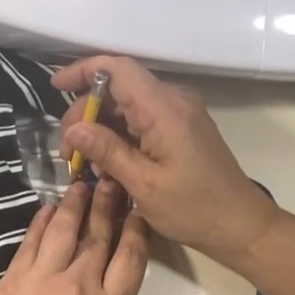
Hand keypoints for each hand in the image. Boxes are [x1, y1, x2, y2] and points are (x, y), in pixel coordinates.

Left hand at [0, 180, 175, 294]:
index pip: (131, 255)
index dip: (137, 227)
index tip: (140, 207)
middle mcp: (80, 285)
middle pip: (99, 234)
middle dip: (108, 203)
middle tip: (113, 178)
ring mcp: (44, 279)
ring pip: (64, 230)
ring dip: (75, 203)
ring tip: (82, 183)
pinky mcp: (13, 280)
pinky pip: (31, 242)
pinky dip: (42, 221)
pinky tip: (49, 208)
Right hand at [55, 55, 280, 264]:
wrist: (239, 224)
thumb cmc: (193, 208)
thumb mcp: (143, 185)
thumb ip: (107, 152)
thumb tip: (73, 130)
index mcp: (164, 109)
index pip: (118, 70)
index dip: (84, 71)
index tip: (55, 86)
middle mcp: (173, 101)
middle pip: (118, 88)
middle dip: (86, 113)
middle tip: (68, 152)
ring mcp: (179, 114)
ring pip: (127, 106)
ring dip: (100, 128)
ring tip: (83, 163)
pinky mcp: (181, 129)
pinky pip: (141, 120)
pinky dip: (119, 137)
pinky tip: (106, 164)